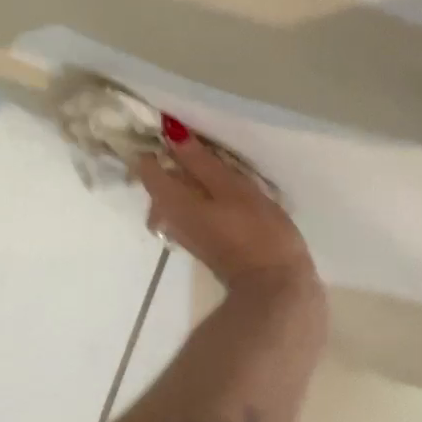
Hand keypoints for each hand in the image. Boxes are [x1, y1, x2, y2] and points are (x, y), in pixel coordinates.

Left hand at [137, 121, 317, 297]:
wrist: (277, 291)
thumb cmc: (256, 233)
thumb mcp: (231, 187)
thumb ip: (198, 159)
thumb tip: (169, 130)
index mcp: (168, 199)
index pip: (144, 164)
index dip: (155, 144)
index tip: (175, 130)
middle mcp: (167, 216)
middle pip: (158, 180)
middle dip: (172, 160)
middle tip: (200, 145)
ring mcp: (183, 232)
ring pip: (174, 196)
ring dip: (188, 180)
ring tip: (216, 166)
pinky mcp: (201, 243)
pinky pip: (189, 210)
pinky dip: (199, 197)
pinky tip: (223, 193)